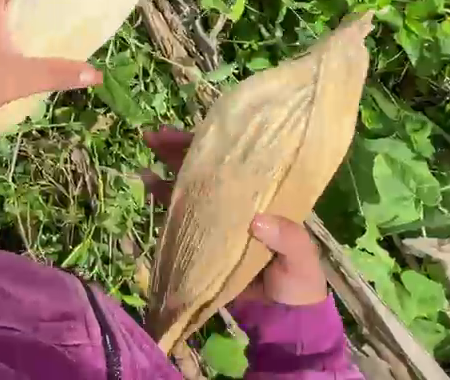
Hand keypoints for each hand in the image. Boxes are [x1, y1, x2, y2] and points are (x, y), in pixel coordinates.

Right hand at [142, 128, 329, 306]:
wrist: (281, 316)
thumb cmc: (297, 280)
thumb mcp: (301, 258)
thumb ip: (288, 239)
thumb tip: (257, 221)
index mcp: (261, 194)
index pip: (234, 160)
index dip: (212, 144)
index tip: (191, 132)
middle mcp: (236, 197)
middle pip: (204, 164)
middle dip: (179, 147)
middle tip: (155, 136)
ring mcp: (216, 214)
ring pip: (188, 181)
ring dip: (167, 165)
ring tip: (148, 154)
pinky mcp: (201, 233)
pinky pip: (178, 207)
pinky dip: (162, 193)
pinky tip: (148, 183)